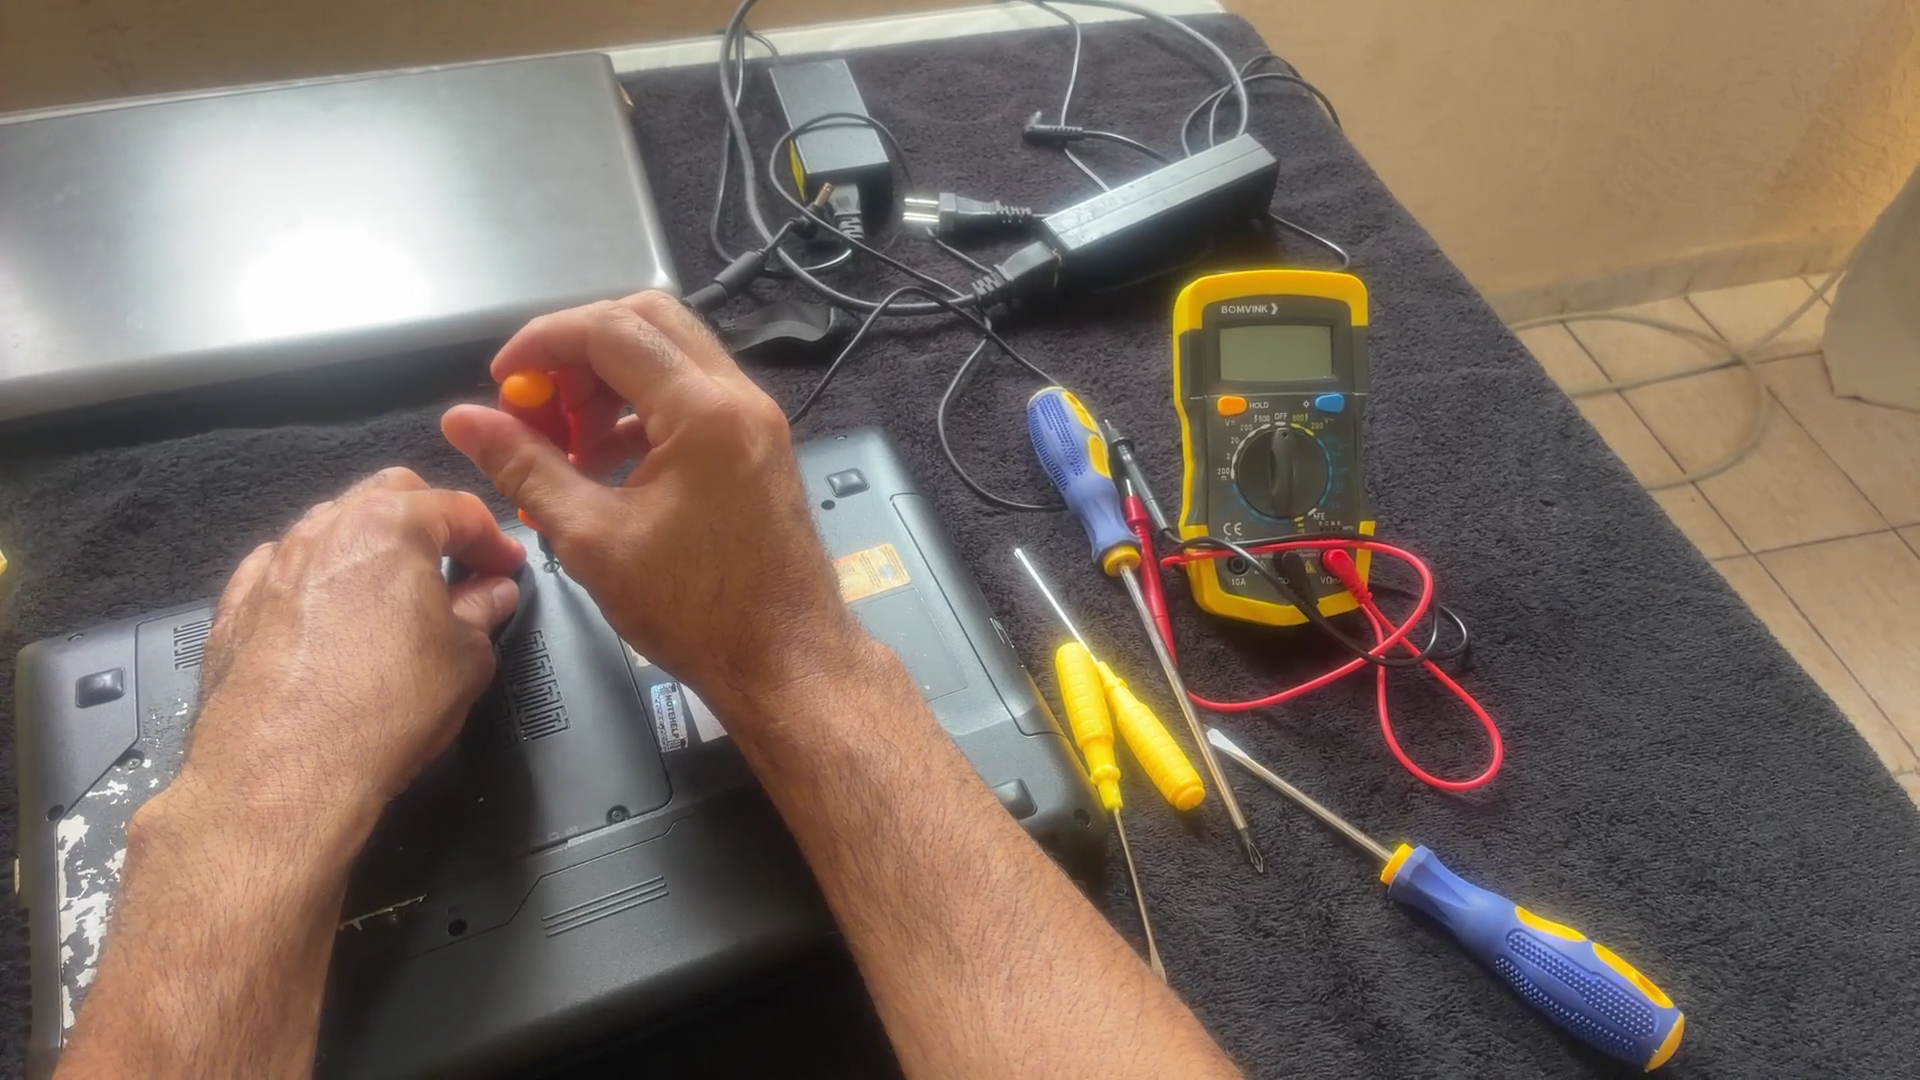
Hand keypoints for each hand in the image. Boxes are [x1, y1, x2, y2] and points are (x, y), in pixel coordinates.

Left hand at [184, 468, 524, 824]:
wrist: (283, 777)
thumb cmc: (389, 706)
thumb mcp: (470, 654)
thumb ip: (484, 609)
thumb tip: (492, 593)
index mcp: (390, 528)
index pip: (459, 508)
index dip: (496, 539)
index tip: (509, 567)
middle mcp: (324, 532)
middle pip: (390, 495)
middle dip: (434, 521)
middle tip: (462, 563)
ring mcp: (271, 567)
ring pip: (335, 526)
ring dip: (378, 547)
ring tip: (404, 591)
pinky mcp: (234, 610)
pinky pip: (288, 569)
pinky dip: (325, 577)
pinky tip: (343, 615)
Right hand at [441, 291, 865, 710]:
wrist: (787, 656)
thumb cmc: (696, 610)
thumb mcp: (594, 539)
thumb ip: (525, 467)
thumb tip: (464, 420)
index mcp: (705, 412)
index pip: (610, 328)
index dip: (542, 341)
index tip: (502, 383)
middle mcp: (742, 400)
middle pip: (651, 324)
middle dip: (582, 351)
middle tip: (540, 404)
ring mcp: (760, 423)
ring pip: (677, 360)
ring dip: (615, 385)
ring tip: (570, 447)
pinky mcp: (763, 449)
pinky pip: (699, 401)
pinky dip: (649, 413)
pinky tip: (613, 463)